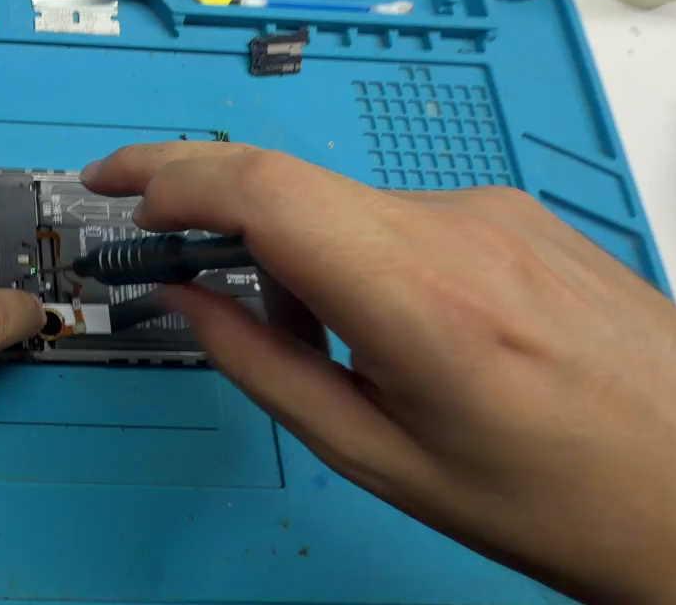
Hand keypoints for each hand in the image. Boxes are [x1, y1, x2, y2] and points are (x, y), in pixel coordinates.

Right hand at [89, 142, 675, 604]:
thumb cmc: (555, 506)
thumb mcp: (377, 458)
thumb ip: (258, 366)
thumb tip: (179, 295)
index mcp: (422, 303)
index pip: (262, 190)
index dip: (170, 178)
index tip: (120, 200)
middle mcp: (453, 228)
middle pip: (275, 169)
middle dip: (182, 178)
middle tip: (127, 202)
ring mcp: (486, 208)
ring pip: (322, 194)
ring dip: (271, 237)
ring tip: (304, 327)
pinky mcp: (507, 208)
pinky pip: (376, 207)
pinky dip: (332, 241)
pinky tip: (370, 310)